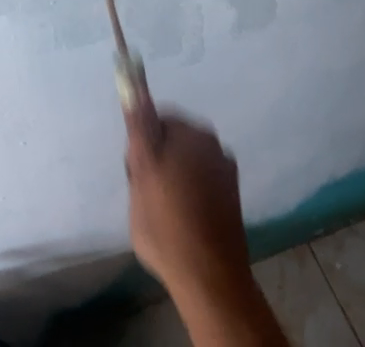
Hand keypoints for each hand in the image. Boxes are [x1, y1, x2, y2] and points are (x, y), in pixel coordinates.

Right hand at [125, 110, 251, 298]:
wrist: (209, 276)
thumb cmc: (167, 225)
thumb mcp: (141, 173)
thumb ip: (138, 129)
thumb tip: (133, 88)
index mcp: (191, 134)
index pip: (155, 120)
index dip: (140, 144)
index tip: (135, 171)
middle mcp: (212, 144)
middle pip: (172, 139)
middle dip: (156, 159)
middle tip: (144, 193)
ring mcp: (225, 169)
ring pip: (185, 161)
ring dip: (173, 175)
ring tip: (162, 211)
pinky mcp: (231, 194)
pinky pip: (201, 180)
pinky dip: (190, 190)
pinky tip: (182, 219)